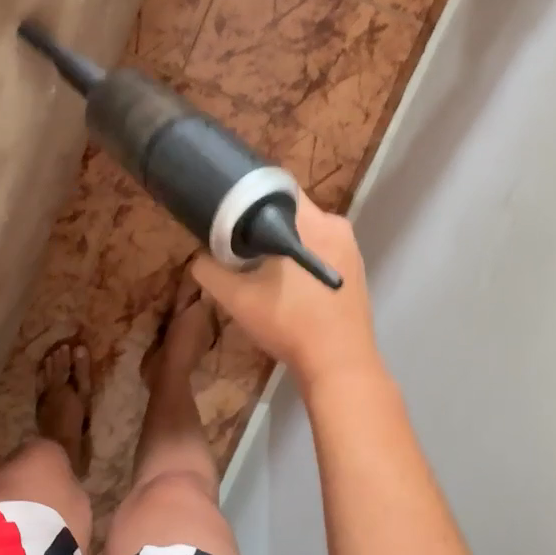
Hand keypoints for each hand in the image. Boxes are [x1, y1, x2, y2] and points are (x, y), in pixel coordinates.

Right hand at [191, 193, 383, 391]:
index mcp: (313, 221)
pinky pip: (321, 252)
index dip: (249, 194)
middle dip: (264, 223)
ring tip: (259, 264)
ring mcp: (351, 251)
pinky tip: (287, 283)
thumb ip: (210, 270)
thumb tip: (199, 257)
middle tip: (238, 242)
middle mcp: (337, 227)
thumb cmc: (290, 323)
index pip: (277, 187)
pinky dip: (302, 259)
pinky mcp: (356, 273)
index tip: (228, 209)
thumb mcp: (237, 298)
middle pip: (291, 212)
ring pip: (306, 233)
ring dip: (284, 243)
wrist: (339, 367)